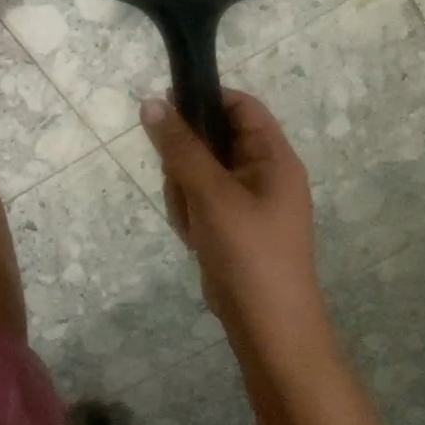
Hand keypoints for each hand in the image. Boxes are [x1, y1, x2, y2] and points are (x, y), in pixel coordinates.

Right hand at [142, 91, 325, 344]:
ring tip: (191, 219)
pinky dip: (188, 210)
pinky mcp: (230, 222)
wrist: (268, 327)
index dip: (206, 97)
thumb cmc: (249, 252)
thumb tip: (151, 102)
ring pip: (197, 169)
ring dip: (182, 188)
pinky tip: (193, 235)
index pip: (241, 106)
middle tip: (178, 179)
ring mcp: (246, 200)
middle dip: (185, 157)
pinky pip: (197, 196)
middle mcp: (263, 173)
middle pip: (212, 137)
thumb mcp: (210, 193)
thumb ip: (180, 146)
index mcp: (273, 158)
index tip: (168, 105)